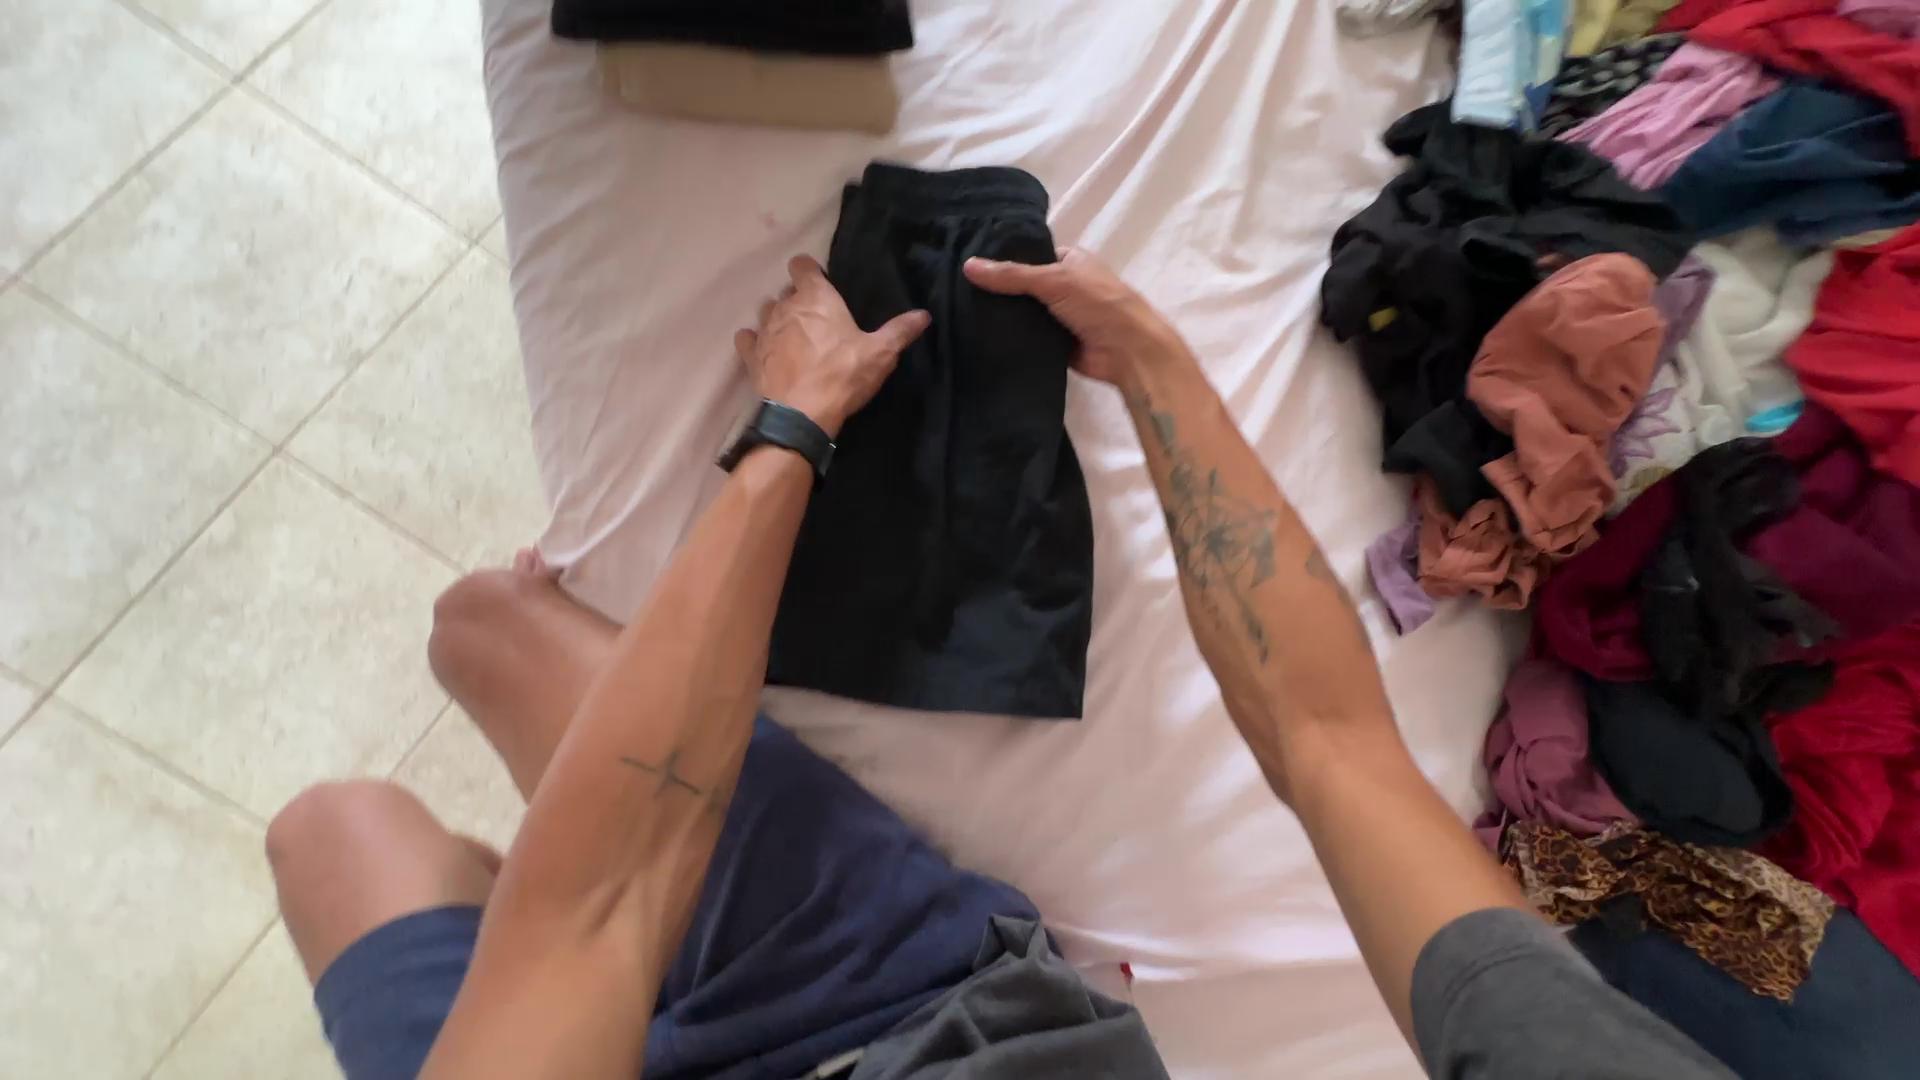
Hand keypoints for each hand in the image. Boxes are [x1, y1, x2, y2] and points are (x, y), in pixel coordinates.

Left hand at [735, 255, 929, 438]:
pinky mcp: (751, 355)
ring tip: (794, 338)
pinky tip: (767, 351)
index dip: (810, 271)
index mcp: (817, 297)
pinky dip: (755, 341)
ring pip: (766, 312)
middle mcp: (785, 306)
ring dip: (778, 320)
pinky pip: (747, 339)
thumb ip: (900, 331)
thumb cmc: (844, 375)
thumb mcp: (881, 353)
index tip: (821, 283)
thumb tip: (924, 314)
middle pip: (787, 291)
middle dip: (798, 300)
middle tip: (817, 321)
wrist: (803, 414)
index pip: (802, 265)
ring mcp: (764, 330)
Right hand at [963, 246, 1180, 387]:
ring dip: (1002, 318)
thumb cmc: (1098, 304)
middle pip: (1023, 287)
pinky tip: (980, 338)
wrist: (1126, 352)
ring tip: (960, 314)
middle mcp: (1063, 287)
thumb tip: (968, 266)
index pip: (1029, 256)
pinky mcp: (1054, 345)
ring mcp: (1058, 317)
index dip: (1003, 260)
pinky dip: (1010, 339)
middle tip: (957, 292)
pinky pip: (1027, 339)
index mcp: (1069, 262)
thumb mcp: (1054, 280)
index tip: (969, 265)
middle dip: (998, 292)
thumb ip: (1012, 275)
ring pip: (1023, 315)